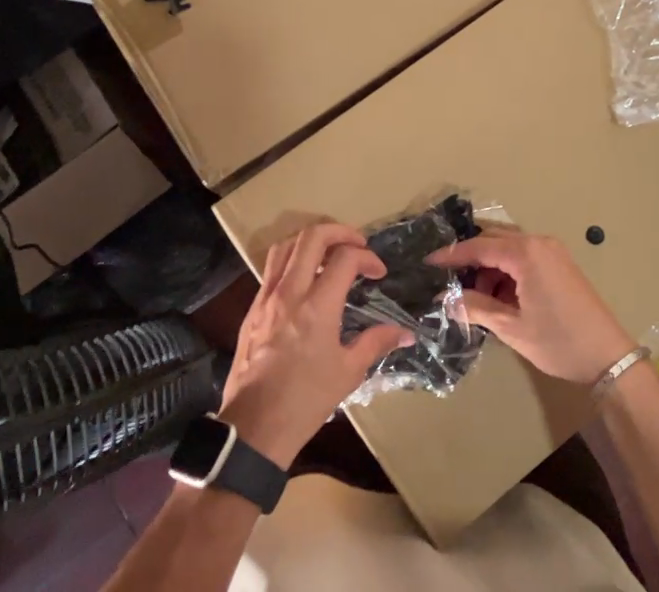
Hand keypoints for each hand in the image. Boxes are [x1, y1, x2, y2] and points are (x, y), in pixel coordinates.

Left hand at [219, 222, 411, 467]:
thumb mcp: (348, 372)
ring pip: (285, 246)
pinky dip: (292, 261)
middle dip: (339, 232)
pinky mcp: (252, 309)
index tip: (378, 273)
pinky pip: (271, 269)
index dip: (367, 257)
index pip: (344, 257)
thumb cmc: (306, 400)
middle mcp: (289, 293)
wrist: (255, 426)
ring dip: (311, 241)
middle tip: (357, 245)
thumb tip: (406, 333)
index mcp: (317, 306)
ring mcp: (265, 298)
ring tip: (330, 253)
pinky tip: (305, 280)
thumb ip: (376, 343)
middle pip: (311, 237)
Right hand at [426, 227, 635, 385]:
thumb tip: (444, 300)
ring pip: (509, 248)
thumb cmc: (559, 342)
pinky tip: (498, 297)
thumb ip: (475, 308)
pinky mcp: (561, 265)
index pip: (478, 246)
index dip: (451, 255)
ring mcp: (553, 252)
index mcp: (526, 253)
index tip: (427, 263)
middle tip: (447, 280)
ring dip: (489, 267)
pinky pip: (525, 257)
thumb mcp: (511, 327)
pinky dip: (507, 272)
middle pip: (494, 239)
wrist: (609, 357)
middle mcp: (539, 243)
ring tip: (474, 297)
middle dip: (470, 259)